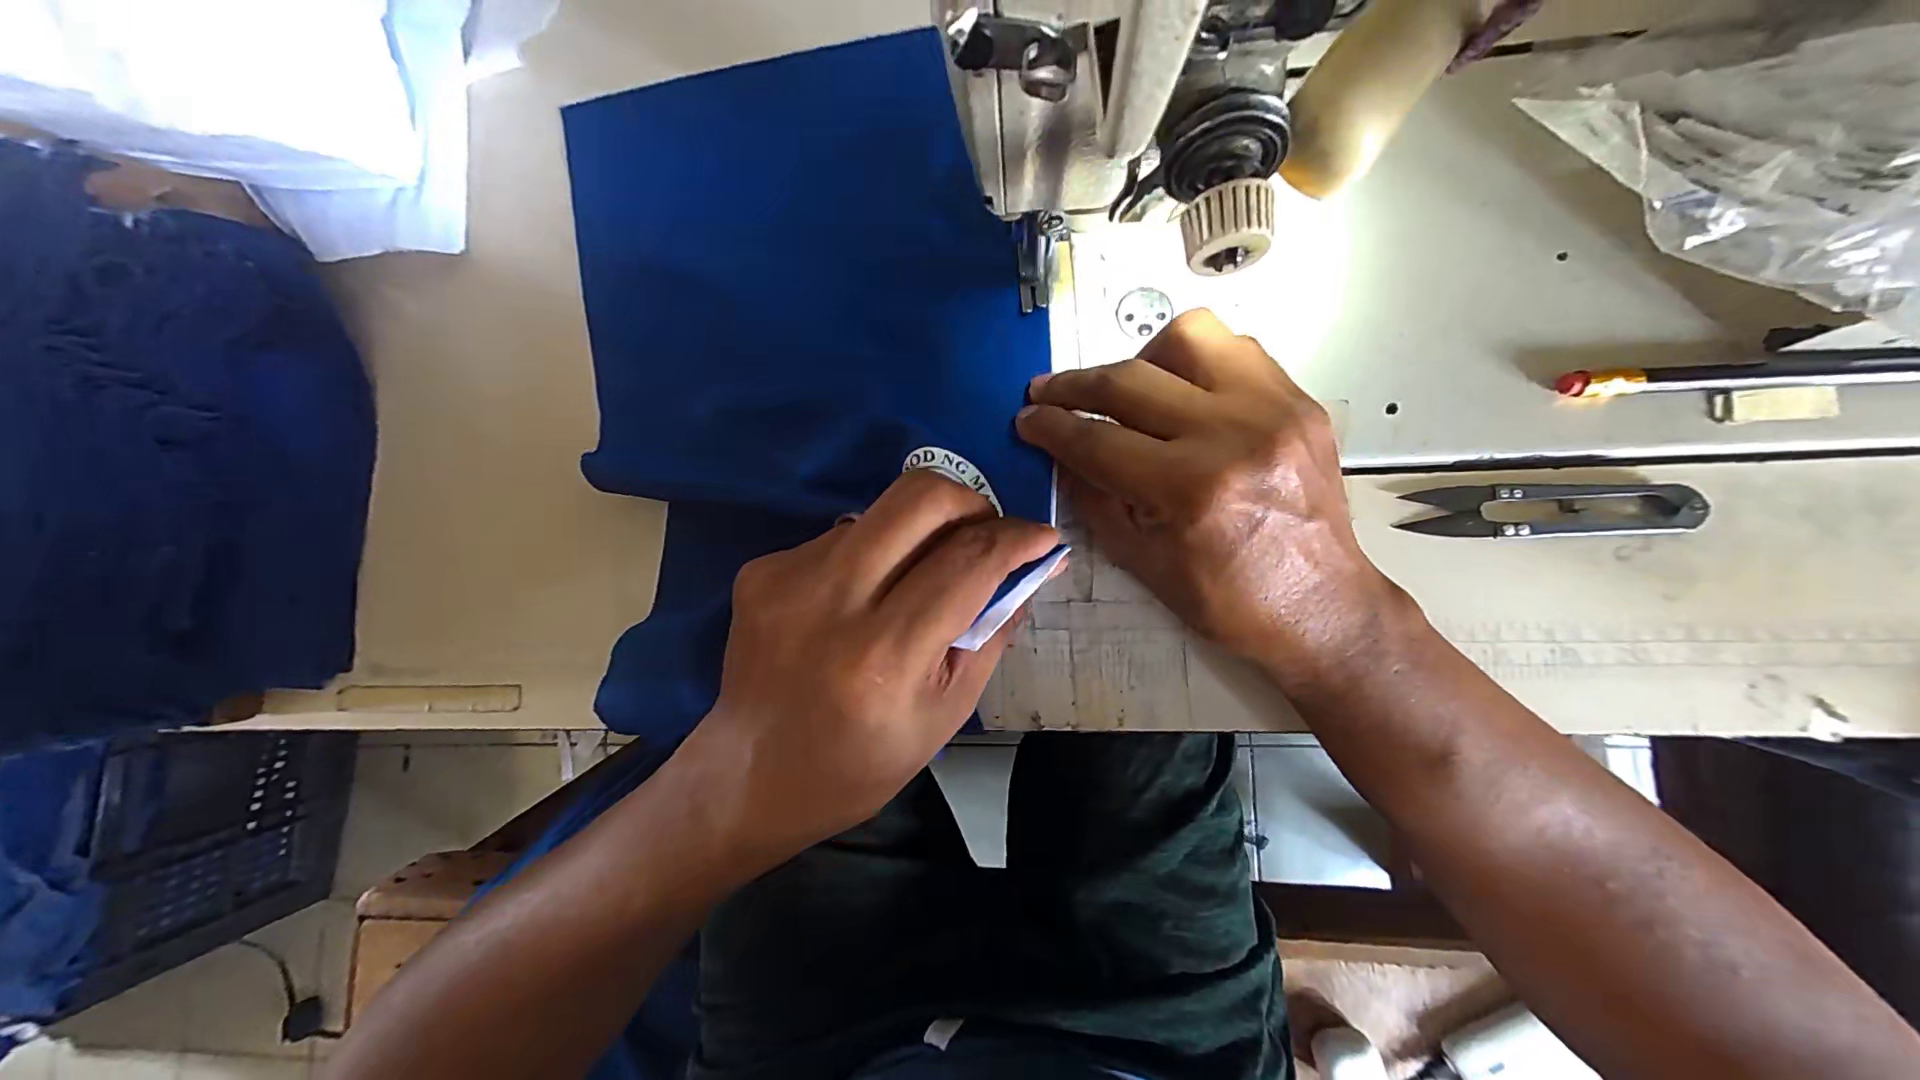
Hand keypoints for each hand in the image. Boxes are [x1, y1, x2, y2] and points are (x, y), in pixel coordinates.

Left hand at [675, 470, 1059, 867]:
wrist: (752, 776)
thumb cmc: (862, 762)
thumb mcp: (946, 712)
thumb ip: (992, 630)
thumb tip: (1031, 568)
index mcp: (884, 655)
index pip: (968, 562)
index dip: (1017, 540)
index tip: (1043, 538)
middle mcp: (830, 602)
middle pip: (919, 497)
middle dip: (971, 501)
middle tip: (985, 532)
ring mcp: (787, 578)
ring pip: (880, 512)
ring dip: (920, 534)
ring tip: (917, 582)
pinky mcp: (761, 570)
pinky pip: (842, 537)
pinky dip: (873, 557)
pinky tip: (863, 602)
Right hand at [1015, 309, 1407, 689]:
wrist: (1320, 606)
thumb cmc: (1228, 602)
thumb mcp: (1142, 562)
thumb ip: (1094, 499)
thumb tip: (1062, 452)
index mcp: (1191, 489)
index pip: (1098, 439)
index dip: (1051, 427)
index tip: (1028, 420)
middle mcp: (1234, 434)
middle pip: (1131, 380)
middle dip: (1074, 385)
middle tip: (1048, 393)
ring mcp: (1274, 409)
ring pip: (1190, 337)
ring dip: (1141, 357)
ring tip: (1127, 389)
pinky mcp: (1299, 402)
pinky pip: (1235, 351)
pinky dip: (1194, 364)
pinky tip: (1181, 395)